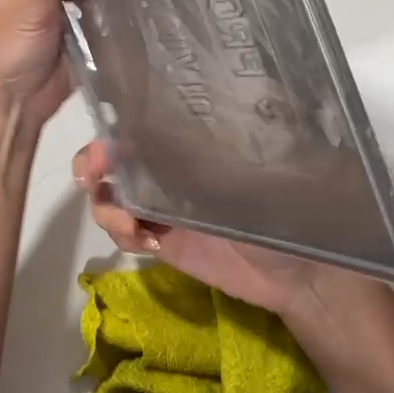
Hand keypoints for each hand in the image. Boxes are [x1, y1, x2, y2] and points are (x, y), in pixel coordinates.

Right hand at [74, 139, 344, 319]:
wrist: (302, 271)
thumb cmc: (285, 208)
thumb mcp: (252, 171)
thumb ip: (217, 151)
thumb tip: (184, 120)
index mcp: (187, 144)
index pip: (138, 124)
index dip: (112, 126)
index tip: (104, 138)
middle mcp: (166, 169)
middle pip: (112, 157)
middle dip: (91, 162)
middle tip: (92, 174)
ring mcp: (160, 206)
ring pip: (110, 196)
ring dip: (105, 204)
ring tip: (125, 222)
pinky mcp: (161, 242)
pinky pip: (125, 233)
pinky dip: (122, 234)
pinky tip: (143, 241)